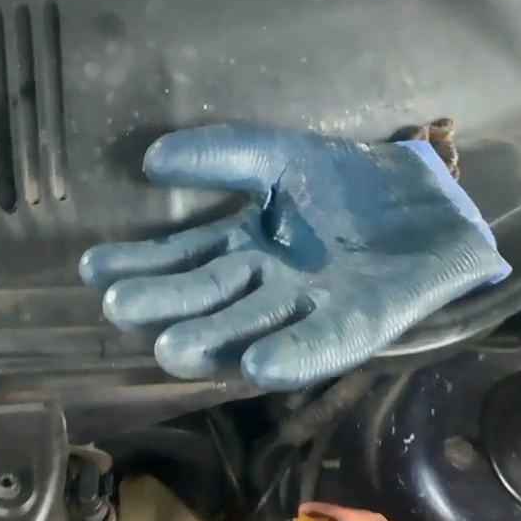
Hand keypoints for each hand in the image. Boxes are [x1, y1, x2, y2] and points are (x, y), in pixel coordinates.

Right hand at [78, 125, 507, 388]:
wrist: (428, 200)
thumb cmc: (349, 183)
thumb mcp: (280, 157)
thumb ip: (222, 156)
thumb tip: (147, 160)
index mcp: (240, 249)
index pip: (180, 260)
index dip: (138, 265)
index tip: (92, 269)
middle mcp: (261, 288)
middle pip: (205, 299)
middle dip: (163, 305)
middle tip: (119, 309)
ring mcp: (304, 312)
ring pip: (249, 330)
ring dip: (211, 342)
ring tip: (169, 349)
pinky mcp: (351, 329)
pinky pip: (317, 345)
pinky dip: (290, 355)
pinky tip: (258, 365)